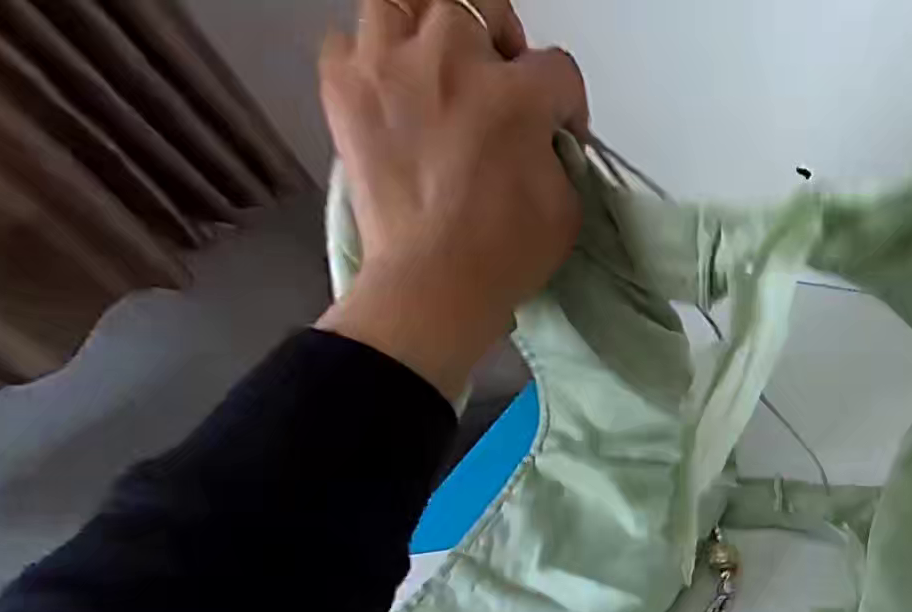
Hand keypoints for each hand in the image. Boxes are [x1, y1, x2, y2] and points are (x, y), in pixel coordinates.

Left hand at [315, 0, 587, 397]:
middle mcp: (449, 60)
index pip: (558, 68)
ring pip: (406, 0)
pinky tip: (395, 94)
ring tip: (442, 72)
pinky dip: (376, 58)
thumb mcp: (566, 208)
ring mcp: (386, 65)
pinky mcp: (342, 86)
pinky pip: (351, 38)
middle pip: (479, 2)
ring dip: (433, 30)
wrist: (435, 284)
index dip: (568, 103)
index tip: (562, 133)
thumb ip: (557, 153)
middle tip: (503, 80)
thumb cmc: (510, 254)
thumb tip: (541, 133)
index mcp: (515, 96)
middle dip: (501, 38)